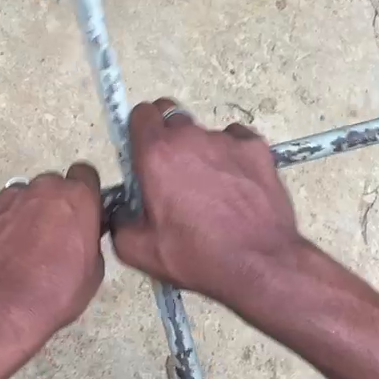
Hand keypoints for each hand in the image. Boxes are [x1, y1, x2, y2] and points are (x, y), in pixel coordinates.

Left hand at [0, 164, 104, 344]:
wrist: (2, 305)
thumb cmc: (55, 292)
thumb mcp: (93, 271)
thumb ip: (90, 239)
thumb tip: (82, 233)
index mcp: (77, 197)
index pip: (85, 174)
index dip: (83, 192)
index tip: (79, 212)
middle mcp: (43, 187)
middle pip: (51, 186)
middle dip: (51, 204)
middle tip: (48, 236)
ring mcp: (8, 194)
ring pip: (21, 196)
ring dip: (22, 213)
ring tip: (16, 247)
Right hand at [110, 99, 315, 309]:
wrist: (260, 265)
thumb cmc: (197, 256)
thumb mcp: (138, 250)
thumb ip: (118, 222)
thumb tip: (120, 211)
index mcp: (156, 154)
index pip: (141, 113)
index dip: (140, 130)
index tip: (143, 152)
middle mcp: (189, 137)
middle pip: (171, 115)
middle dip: (168, 135)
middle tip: (173, 169)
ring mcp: (226, 140)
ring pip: (204, 132)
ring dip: (201, 150)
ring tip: (211, 186)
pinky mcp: (256, 148)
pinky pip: (237, 140)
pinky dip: (232, 155)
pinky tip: (236, 183)